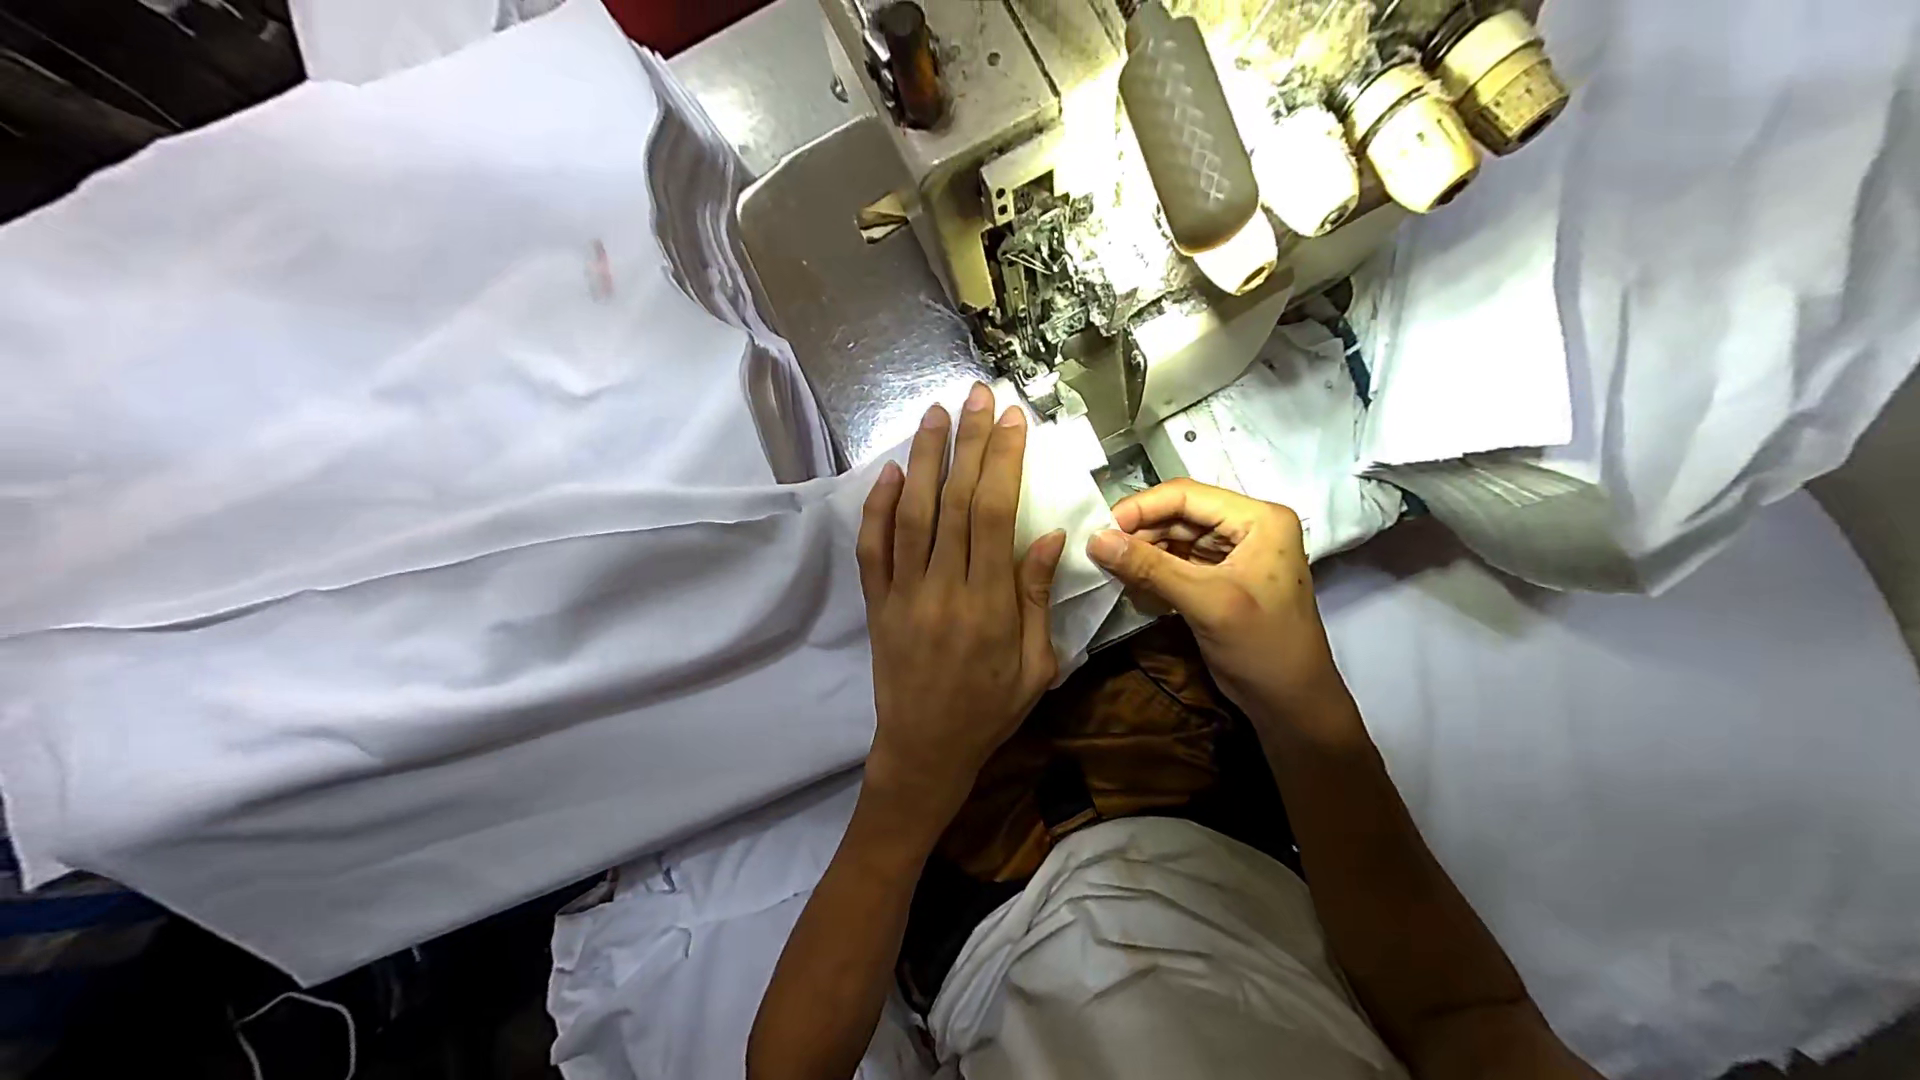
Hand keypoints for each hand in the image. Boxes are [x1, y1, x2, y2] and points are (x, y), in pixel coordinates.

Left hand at [857, 382, 1066, 831]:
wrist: (925, 750)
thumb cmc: (991, 710)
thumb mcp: (1036, 664)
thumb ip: (1038, 597)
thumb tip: (1050, 535)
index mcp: (989, 602)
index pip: (993, 512)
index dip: (1003, 460)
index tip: (1012, 420)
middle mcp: (942, 588)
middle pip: (953, 500)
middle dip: (967, 441)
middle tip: (976, 394)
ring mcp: (902, 594)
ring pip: (910, 514)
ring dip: (922, 459)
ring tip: (934, 414)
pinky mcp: (876, 604)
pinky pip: (871, 549)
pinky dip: (877, 508)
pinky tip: (889, 473)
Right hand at [1085, 479, 1345, 724]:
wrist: (1292, 703)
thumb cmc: (1263, 647)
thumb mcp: (1206, 602)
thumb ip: (1150, 567)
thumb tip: (1095, 539)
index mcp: (1258, 519)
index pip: (1186, 496)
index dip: (1139, 509)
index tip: (1099, 530)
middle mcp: (1246, 527)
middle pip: (1177, 515)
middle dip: (1138, 534)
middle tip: (1098, 553)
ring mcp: (1232, 552)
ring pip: (1173, 538)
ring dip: (1142, 554)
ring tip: (1111, 570)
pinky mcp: (1219, 577)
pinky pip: (1177, 561)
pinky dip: (1152, 572)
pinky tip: (1132, 585)